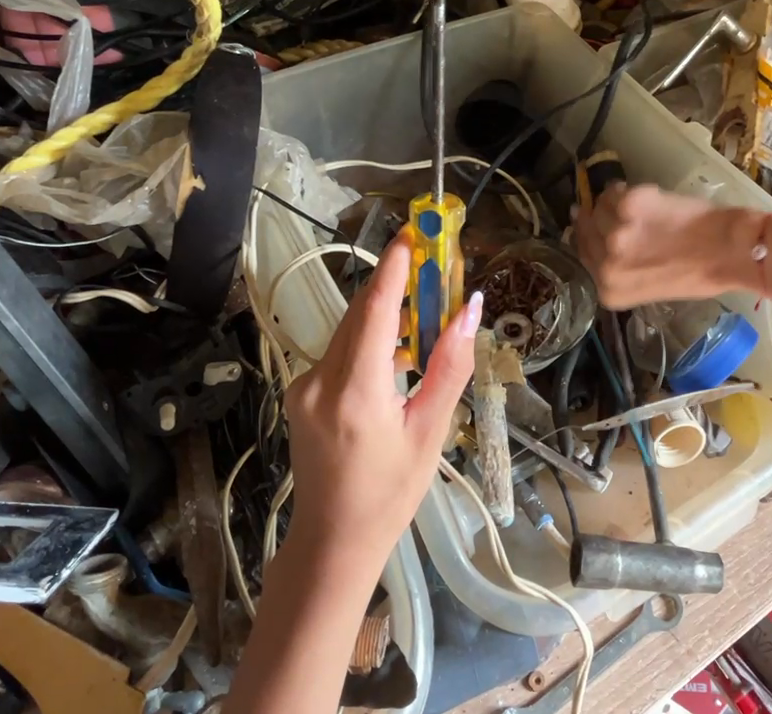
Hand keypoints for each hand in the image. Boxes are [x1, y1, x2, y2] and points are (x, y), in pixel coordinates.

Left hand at [282, 235, 479, 576]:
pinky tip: (396, 353)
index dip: (394, 267)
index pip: (375, 310)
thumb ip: (449, 366)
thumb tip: (470, 310)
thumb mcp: (430, 431)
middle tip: (431, 262)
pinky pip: (339, 351)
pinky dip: (369, 339)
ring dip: (384, 312)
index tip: (414, 232)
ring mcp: (304, 386)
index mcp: (355, 391)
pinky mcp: (301, 393)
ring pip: (349, 330)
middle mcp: (320, 380)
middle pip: (361, 313)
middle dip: (395, 283)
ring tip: (424, 308)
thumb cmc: (391, 493)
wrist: (333, 540)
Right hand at [573, 183, 754, 308]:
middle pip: (585, 231)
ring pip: (597, 207)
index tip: (589, 227)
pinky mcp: (629, 204)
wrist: (731, 251)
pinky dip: (623, 190)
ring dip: (609, 203)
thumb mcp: (650, 286)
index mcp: (609, 289)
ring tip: (631, 204)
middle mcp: (606, 263)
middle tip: (607, 211)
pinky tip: (641, 196)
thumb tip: (602, 244)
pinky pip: (614, 191)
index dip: (586, 239)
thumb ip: (622, 270)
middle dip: (593, 219)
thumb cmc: (699, 275)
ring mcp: (616, 233)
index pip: (582, 257)